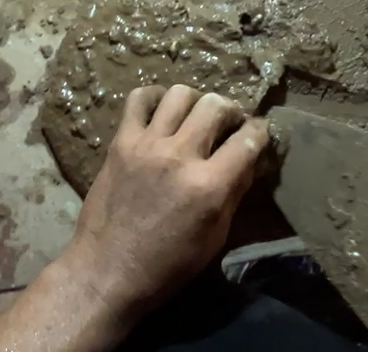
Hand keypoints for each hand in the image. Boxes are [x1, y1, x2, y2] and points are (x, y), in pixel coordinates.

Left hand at [59, 84, 268, 316]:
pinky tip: (161, 112)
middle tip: (228, 123)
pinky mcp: (121, 141)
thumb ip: (234, 193)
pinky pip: (139, 99)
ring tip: (195, 116)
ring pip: (180, 94)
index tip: (259, 132)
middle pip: (216, 105)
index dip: (260, 132)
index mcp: (208, 188)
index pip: (247, 140)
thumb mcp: (214, 239)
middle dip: (231, 110)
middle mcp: (180, 157)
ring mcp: (148, 145)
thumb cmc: (167, 266)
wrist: (106, 273)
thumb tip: (249, 159)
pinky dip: (154, 98)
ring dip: (195, 102)